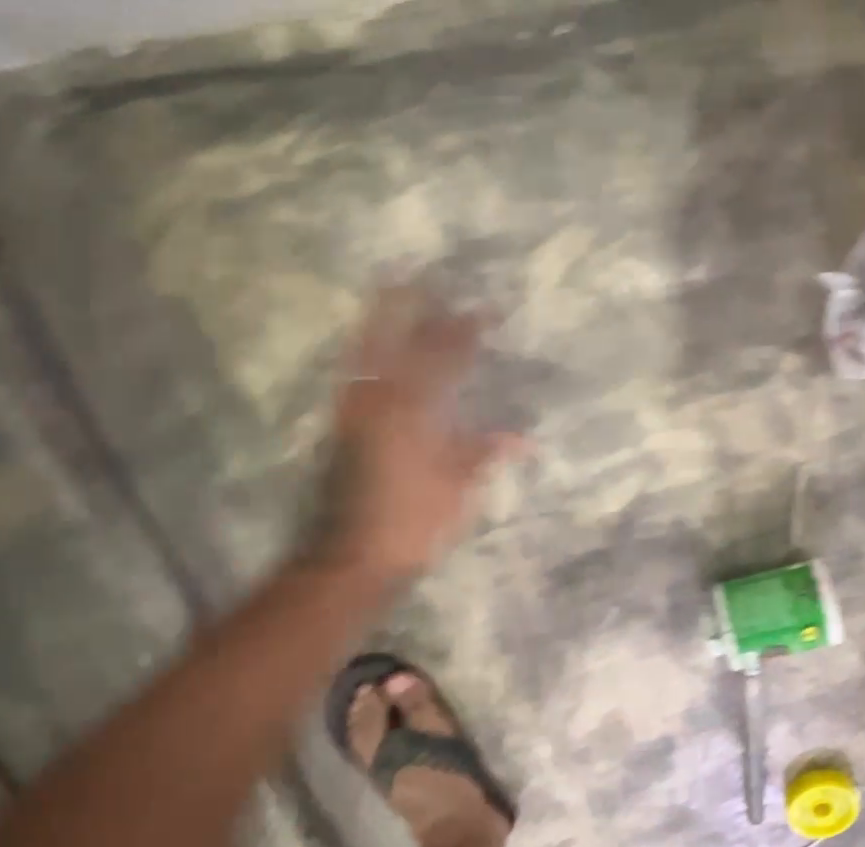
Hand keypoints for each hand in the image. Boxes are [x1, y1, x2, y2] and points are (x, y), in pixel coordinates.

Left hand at [306, 286, 523, 577]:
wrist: (349, 556)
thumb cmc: (412, 524)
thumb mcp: (457, 490)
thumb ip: (483, 453)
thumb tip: (523, 435)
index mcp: (415, 411)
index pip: (446, 359)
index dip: (467, 331)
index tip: (487, 309)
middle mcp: (380, 401)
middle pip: (397, 341)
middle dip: (412, 306)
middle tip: (421, 272)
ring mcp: (354, 411)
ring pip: (366, 351)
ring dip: (379, 318)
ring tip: (388, 289)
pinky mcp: (341, 426)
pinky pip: (353, 373)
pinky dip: (362, 351)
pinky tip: (367, 347)